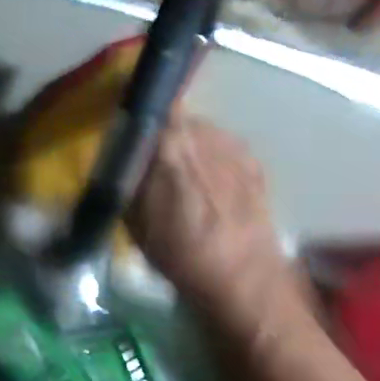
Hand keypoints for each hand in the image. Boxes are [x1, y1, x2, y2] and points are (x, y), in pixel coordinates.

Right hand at [127, 115, 298, 328]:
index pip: (154, 105)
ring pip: (204, 134)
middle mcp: (204, 134)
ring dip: (191, 149)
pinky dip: (213, 162)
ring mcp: (234, 147)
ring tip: (184, 181)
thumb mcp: (134, 219)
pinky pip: (224, 151)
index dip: (142, 115)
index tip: (132, 131)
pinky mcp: (255, 163)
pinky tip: (209, 191)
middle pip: (179, 119)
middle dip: (165, 136)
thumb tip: (124, 163)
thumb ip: (128, 181)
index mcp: (169, 145)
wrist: (239, 274)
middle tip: (154, 163)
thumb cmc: (177, 251)